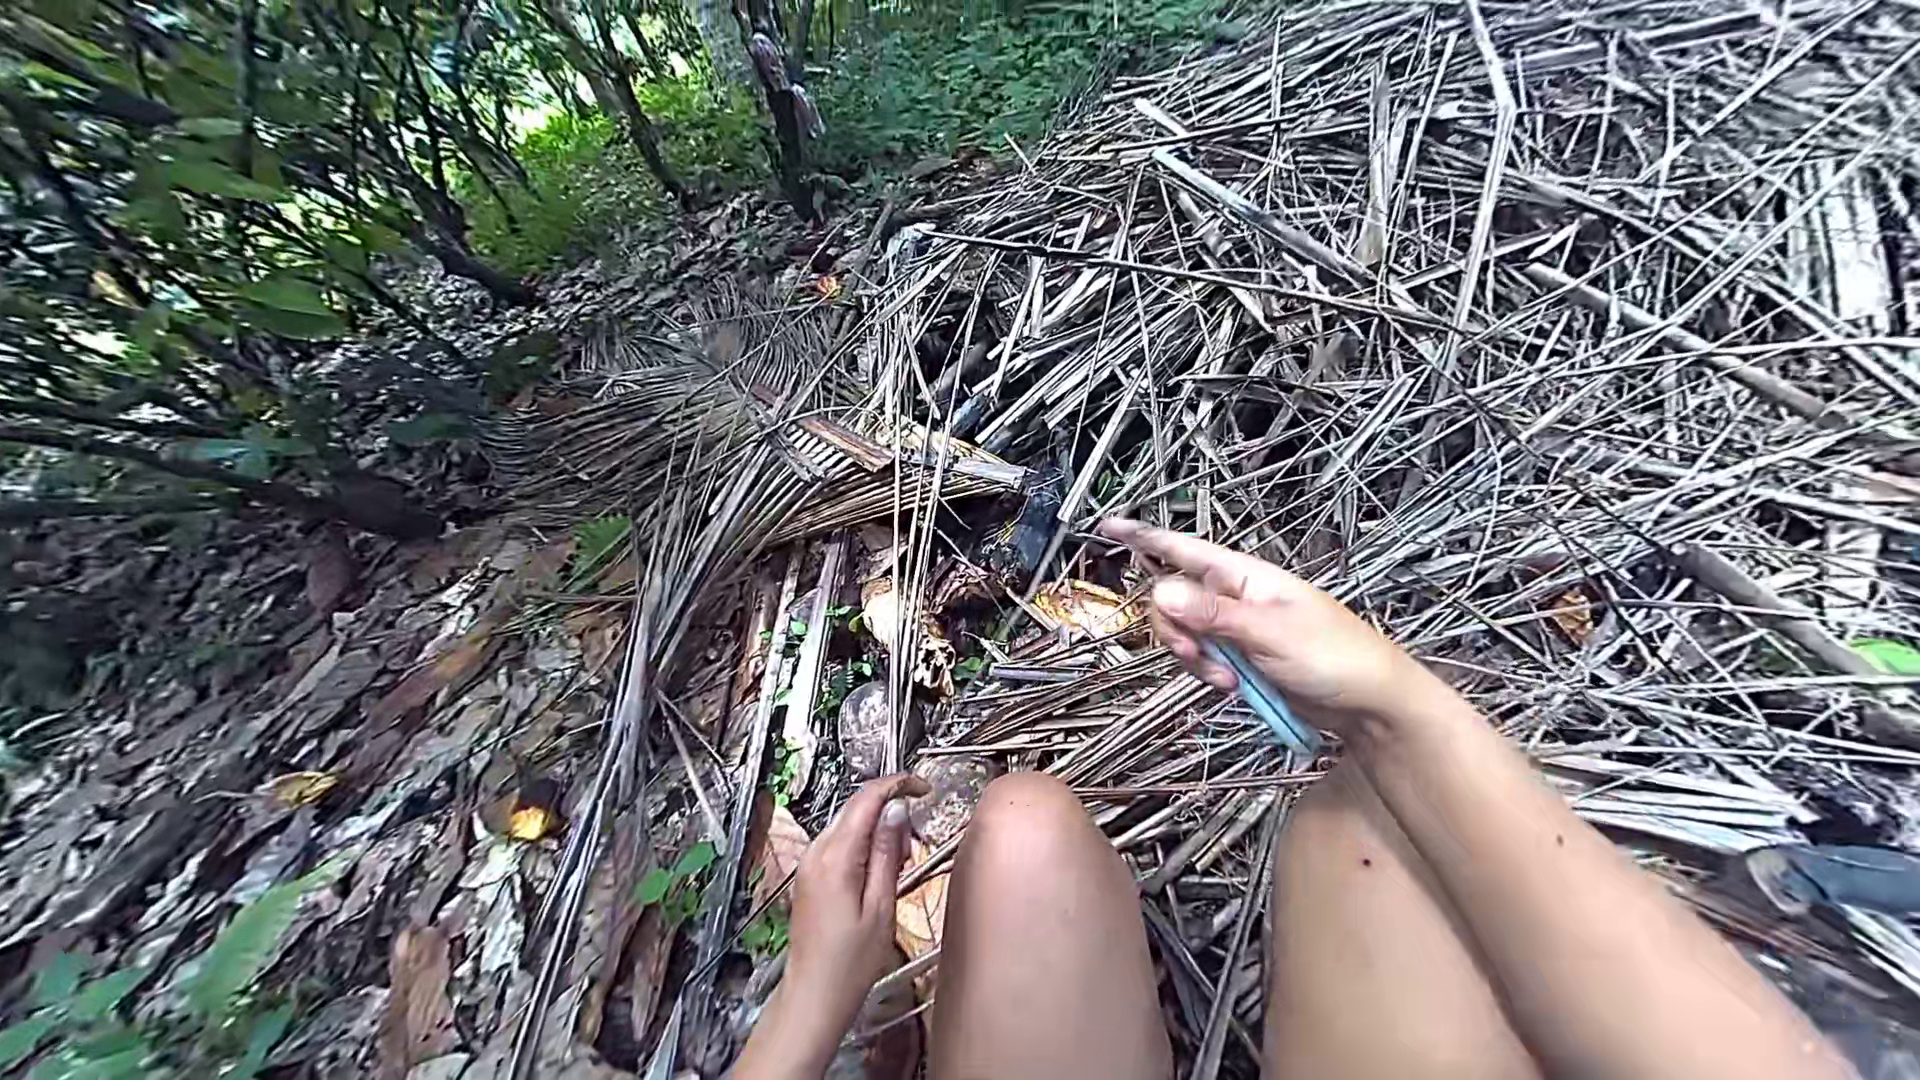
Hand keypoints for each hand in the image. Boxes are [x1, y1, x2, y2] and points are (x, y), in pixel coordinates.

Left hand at [788, 773, 930, 1036]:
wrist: (811, 998)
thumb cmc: (848, 964)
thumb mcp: (881, 906)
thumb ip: (887, 851)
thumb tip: (897, 810)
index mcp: (836, 857)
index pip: (868, 797)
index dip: (898, 784)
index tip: (922, 786)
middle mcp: (817, 851)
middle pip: (858, 804)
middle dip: (891, 807)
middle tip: (914, 838)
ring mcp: (810, 860)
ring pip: (850, 820)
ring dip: (879, 825)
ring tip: (899, 859)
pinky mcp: (810, 872)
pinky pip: (841, 838)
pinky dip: (864, 840)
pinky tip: (878, 867)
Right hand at [1098, 518, 1434, 731]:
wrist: (1369, 706)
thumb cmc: (1335, 656)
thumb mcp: (1272, 632)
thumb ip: (1214, 613)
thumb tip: (1160, 591)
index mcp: (1241, 575)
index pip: (1182, 549)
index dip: (1142, 537)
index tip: (1106, 527)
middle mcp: (1229, 595)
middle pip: (1170, 599)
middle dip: (1174, 630)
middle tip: (1197, 657)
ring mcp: (1230, 626)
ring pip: (1180, 631)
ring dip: (1191, 657)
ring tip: (1225, 679)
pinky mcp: (1234, 655)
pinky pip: (1197, 655)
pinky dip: (1204, 671)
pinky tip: (1230, 686)